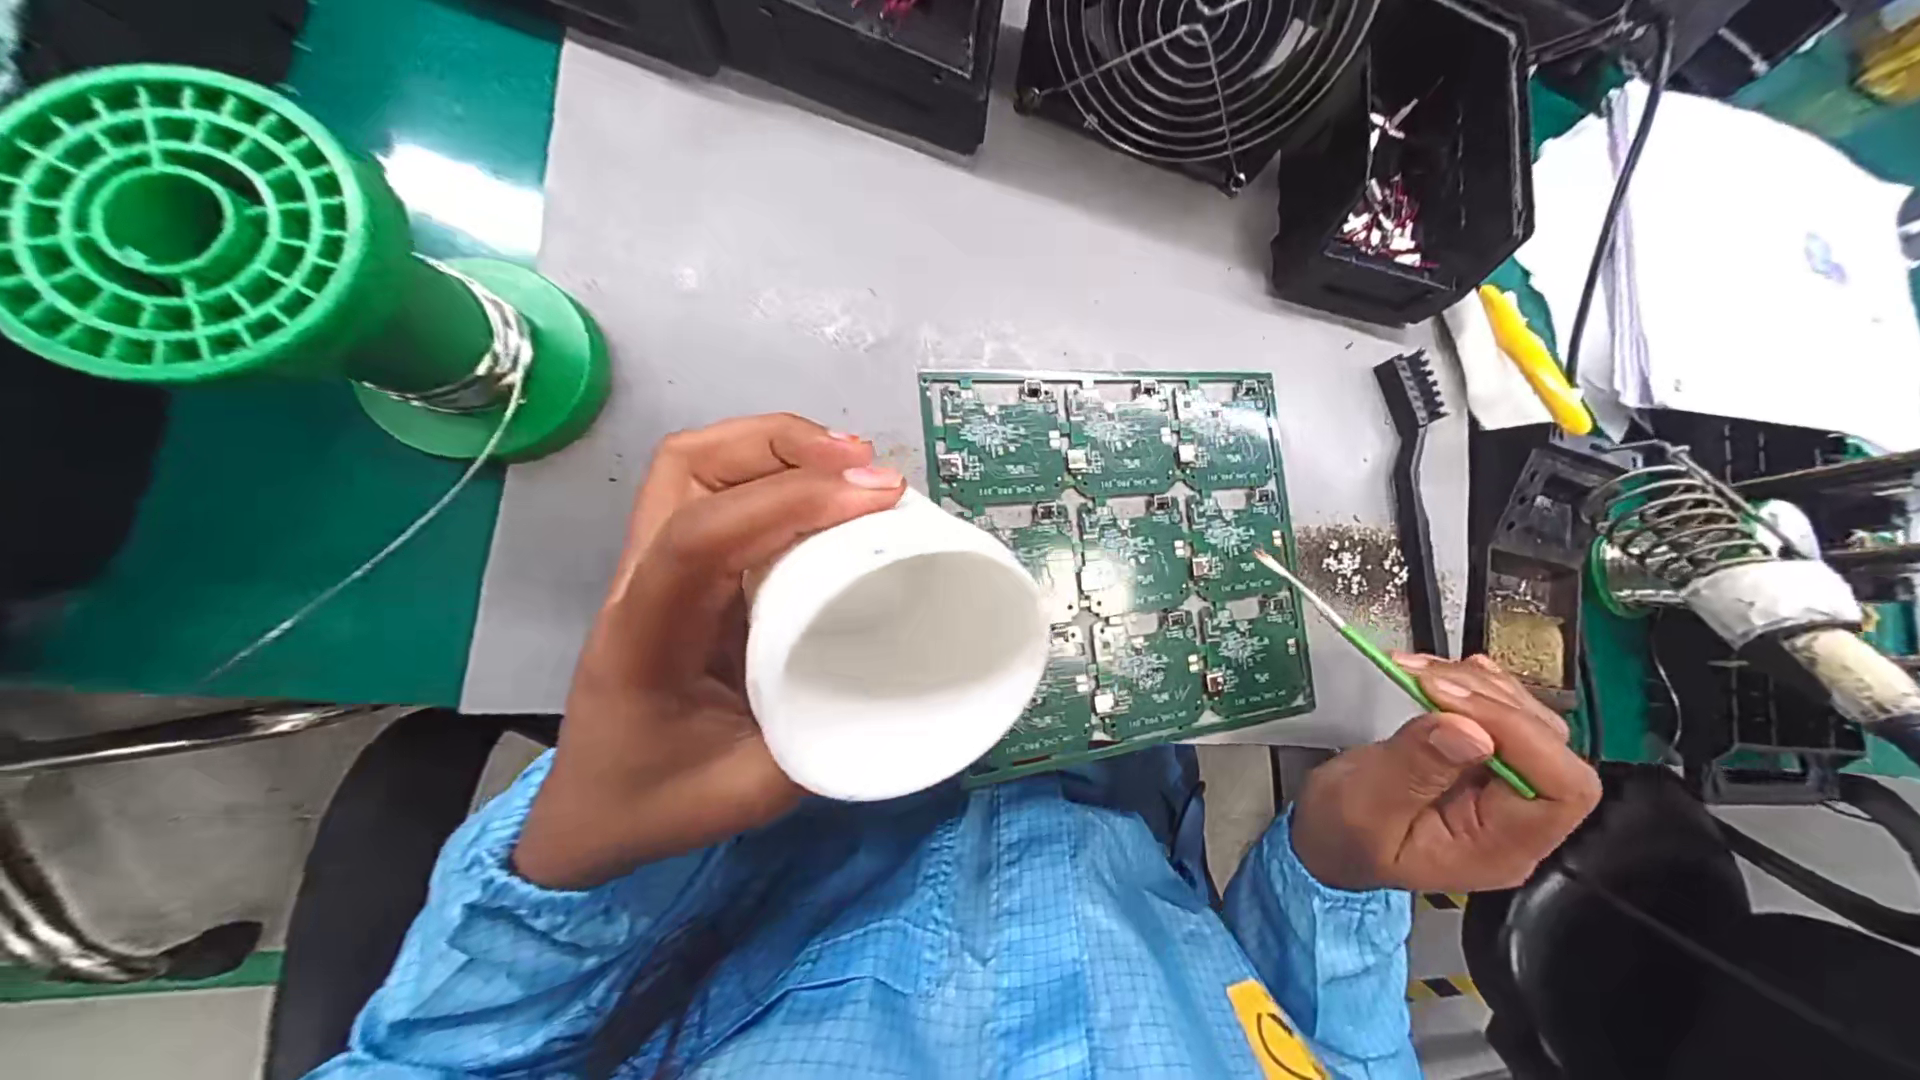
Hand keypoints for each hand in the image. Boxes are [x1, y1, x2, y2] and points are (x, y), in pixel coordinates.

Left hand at [514, 414, 906, 888]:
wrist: (593, 813)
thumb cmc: (656, 804)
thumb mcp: (749, 794)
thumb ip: (822, 739)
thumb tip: (897, 675)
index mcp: (645, 637)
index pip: (701, 538)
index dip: (789, 502)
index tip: (875, 497)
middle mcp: (640, 583)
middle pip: (690, 465)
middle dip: (782, 443)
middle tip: (863, 462)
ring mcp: (658, 569)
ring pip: (700, 463)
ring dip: (779, 445)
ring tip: (852, 462)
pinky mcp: (686, 572)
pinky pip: (722, 493)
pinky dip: (778, 472)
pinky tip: (828, 490)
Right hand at [1288, 654, 1600, 892]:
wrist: (1322, 839)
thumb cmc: (1339, 835)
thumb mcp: (1363, 806)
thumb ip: (1411, 770)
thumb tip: (1468, 731)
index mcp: (1499, 847)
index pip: (1558, 786)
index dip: (1517, 732)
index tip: (1447, 698)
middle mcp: (1515, 820)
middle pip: (1547, 747)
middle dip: (1487, 700)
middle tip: (1423, 678)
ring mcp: (1499, 790)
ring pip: (1527, 724)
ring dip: (1476, 688)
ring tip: (1420, 672)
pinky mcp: (1476, 763)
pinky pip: (1498, 720)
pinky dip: (1471, 689)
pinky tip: (1444, 677)